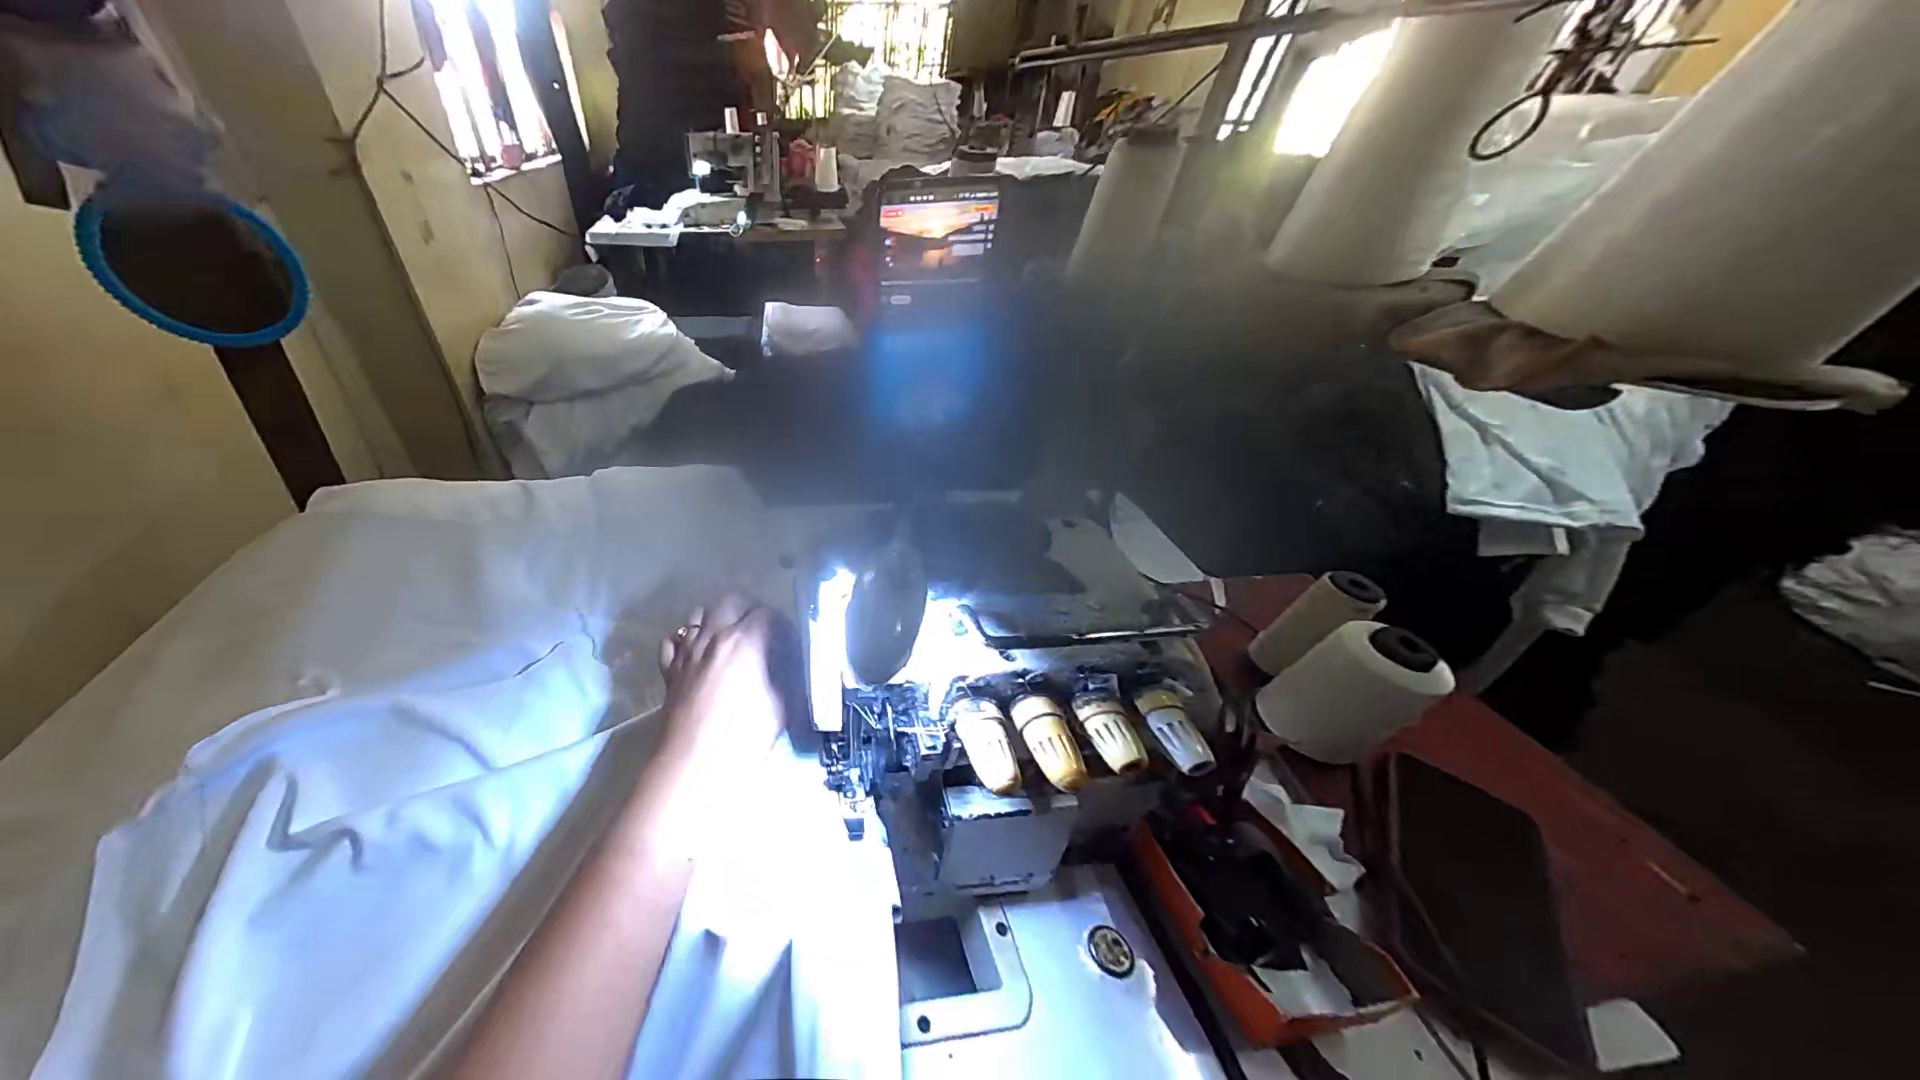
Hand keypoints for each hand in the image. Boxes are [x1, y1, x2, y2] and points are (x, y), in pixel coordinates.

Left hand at [655, 594, 783, 781]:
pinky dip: (686, 640)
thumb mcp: (783, 700)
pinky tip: (697, 653)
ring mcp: (688, 650)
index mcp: (747, 639)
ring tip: (728, 636)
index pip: (769, 613)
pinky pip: (674, 640)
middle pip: (732, 601)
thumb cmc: (746, 732)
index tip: (790, 640)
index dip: (783, 625)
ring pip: (698, 614)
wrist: (697, 761)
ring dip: (716, 618)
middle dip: (749, 609)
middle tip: (761, 629)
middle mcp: (715, 635)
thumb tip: (790, 661)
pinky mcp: (669, 669)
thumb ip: (787, 673)